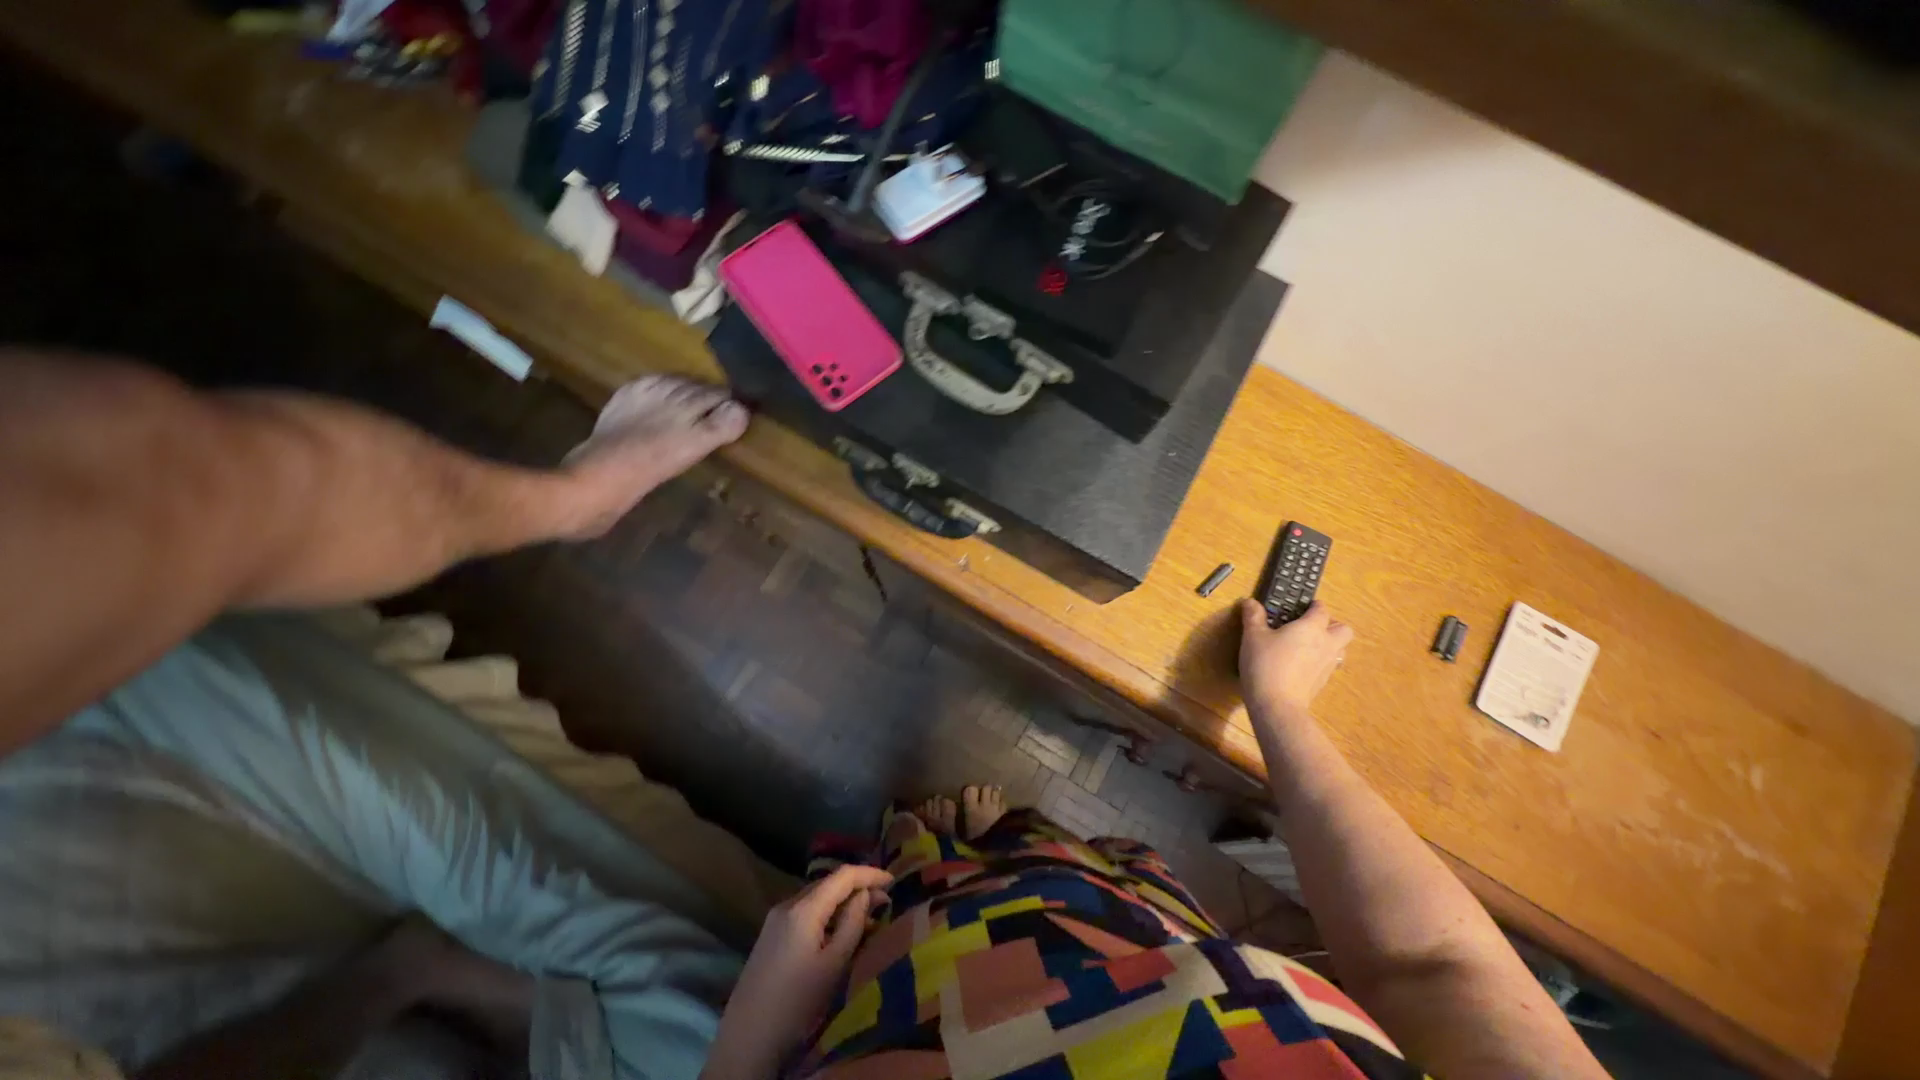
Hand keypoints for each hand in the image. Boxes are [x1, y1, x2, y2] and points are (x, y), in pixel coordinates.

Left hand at [702, 865, 892, 1079]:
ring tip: (868, 919)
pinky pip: (805, 913)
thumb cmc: (796, 1002)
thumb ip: (852, 924)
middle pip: (828, 884)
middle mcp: (787, 906)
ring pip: (816, 899)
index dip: (869, 874)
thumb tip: (865, 895)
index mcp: (803, 909)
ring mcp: (775, 920)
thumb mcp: (833, 964)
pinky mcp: (771, 936)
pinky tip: (839, 932)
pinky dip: (826, 915)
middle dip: (857, 888)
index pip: (842, 876)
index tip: (894, 881)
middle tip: (885, 903)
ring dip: (842, 903)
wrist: (747, 1037)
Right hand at [1238, 599, 1353, 716]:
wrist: (1277, 704)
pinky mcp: (1323, 682)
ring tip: (1307, 647)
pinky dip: (1320, 662)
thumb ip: (1253, 617)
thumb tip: (1250, 601)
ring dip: (1329, 644)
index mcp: (1311, 627)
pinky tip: (1300, 666)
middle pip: (1343, 629)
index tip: (1301, 607)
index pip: (1321, 609)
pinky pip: (1329, 665)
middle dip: (1331, 625)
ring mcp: (1328, 665)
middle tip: (1310, 627)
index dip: (1312, 606)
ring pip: (1340, 649)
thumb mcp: (1253, 637)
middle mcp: (1326, 643)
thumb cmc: (1265, 664)